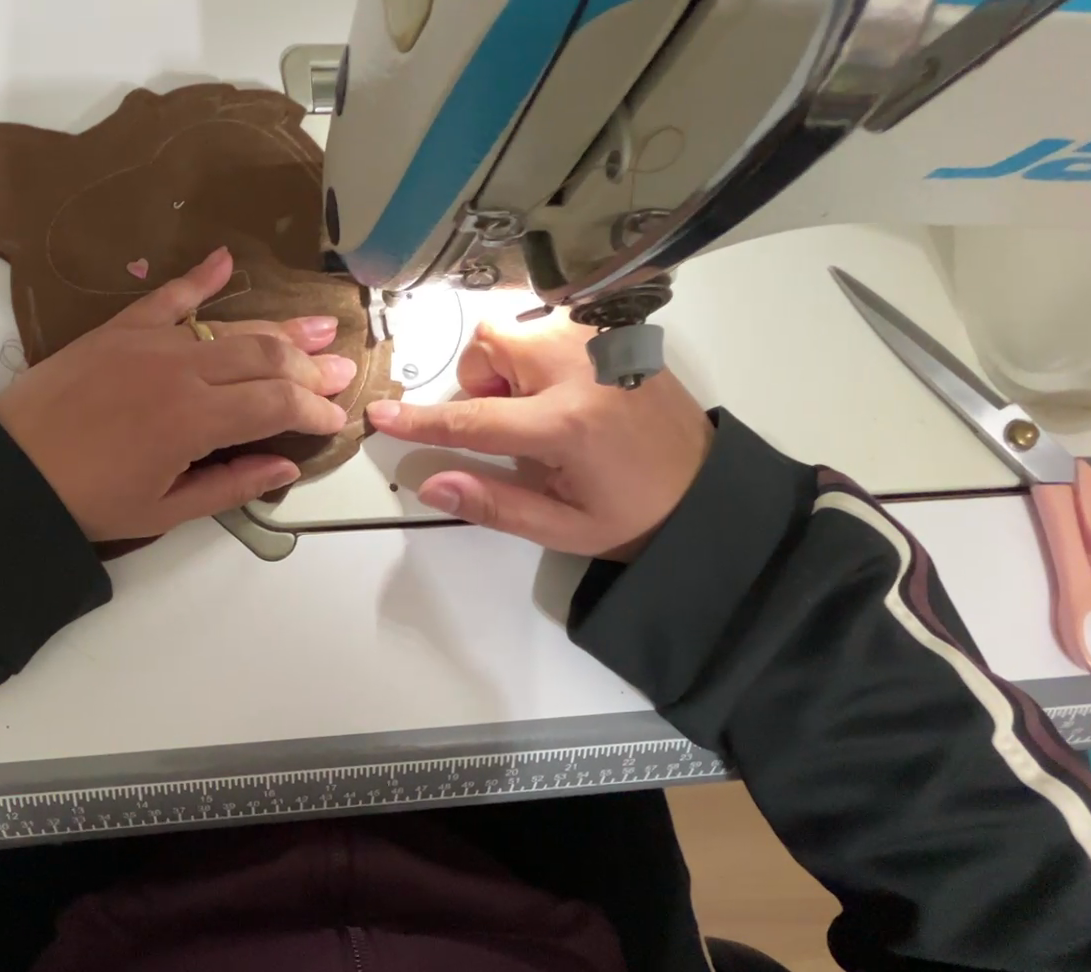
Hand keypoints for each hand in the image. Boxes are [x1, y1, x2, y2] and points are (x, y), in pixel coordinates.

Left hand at [0, 248, 355, 541]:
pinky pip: (167, 296)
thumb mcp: (165, 511)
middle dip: (310, 367)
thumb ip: (231, 486)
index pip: (278, 404)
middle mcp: (183, 371)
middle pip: (265, 358)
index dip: (315, 410)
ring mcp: (151, 342)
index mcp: (196, 422)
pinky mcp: (119, 329)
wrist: (10, 468)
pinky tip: (225, 260)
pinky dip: (198, 277)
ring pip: (231, 327)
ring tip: (317, 326)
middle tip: (341, 370)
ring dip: (279, 329)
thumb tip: (286, 467)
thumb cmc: (89, 500)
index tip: (336, 419)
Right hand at [365, 315, 711, 559]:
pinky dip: (536, 351)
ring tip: (539, 406)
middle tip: (507, 420)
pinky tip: (563, 387)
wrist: (709, 489)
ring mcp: (605, 342)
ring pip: (518, 326)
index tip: (380, 414)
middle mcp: (583, 368)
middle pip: (491, 342)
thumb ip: (495, 504)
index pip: (473, 417)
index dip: (420, 420)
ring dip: (508, 365)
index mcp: (568, 425)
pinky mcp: (619, 333)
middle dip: (479, 378)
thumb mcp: (562, 528)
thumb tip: (433, 485)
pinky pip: (550, 323)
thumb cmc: (634, 515)